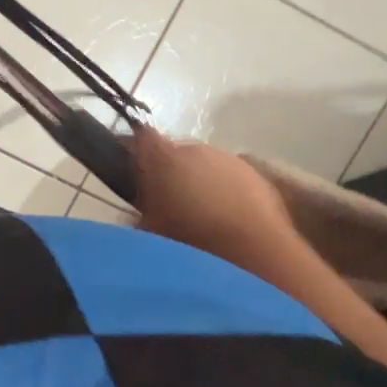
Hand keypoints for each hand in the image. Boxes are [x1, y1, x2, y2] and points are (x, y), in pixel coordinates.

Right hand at [128, 123, 298, 266]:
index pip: (142, 136)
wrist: (252, 249)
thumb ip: (138, 214)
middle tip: (164, 199)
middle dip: (168, 170)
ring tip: (196, 211)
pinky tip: (222, 216)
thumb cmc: (188, 239)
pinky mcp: (255, 174)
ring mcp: (229, 159)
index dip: (135, 148)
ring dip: (197, 180)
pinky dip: (222, 189)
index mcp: (164, 159)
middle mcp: (196, 150)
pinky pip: (229, 176)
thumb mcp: (148, 231)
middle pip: (175, 151)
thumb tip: (134, 214)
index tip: (131, 166)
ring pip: (204, 163)